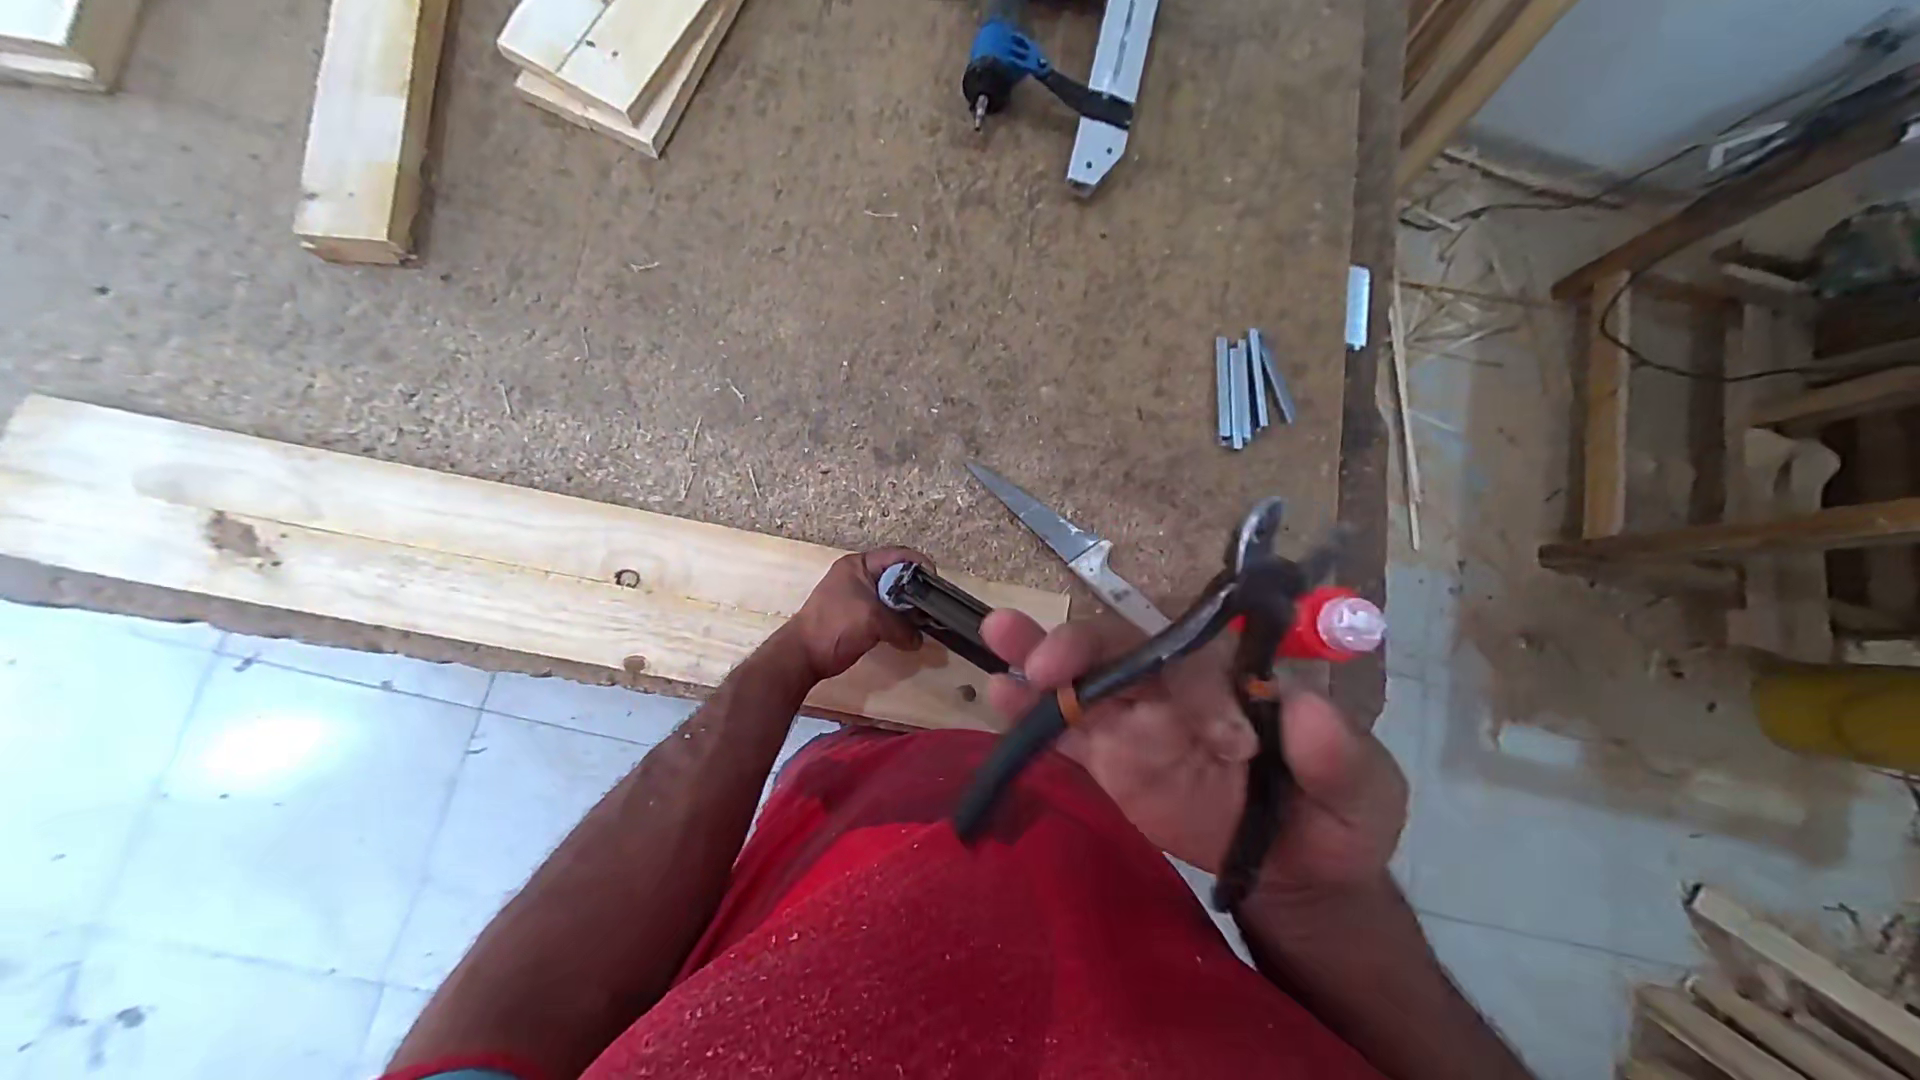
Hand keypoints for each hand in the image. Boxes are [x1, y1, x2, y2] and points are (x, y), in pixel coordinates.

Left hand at [776, 548, 928, 682]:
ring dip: (906, 609)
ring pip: (892, 597)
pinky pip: (885, 614)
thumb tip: (919, 640)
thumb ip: (902, 626)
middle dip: (915, 590)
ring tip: (924, 620)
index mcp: (858, 565)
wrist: (803, 655)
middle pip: (896, 576)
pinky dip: (897, 622)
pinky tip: (909, 633)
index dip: (918, 565)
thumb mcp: (873, 620)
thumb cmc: (835, 626)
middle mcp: (859, 576)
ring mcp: (858, 597)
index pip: (896, 555)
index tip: (936, 582)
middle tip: (933, 604)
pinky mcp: (859, 617)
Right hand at [980, 610, 1406, 897]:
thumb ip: (1341, 755)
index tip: (1203, 731)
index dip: (1180, 679)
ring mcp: (1133, 723)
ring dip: (1036, 662)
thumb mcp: (1366, 792)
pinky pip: (1064, 733)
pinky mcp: (1107, 760)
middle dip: (1078, 647)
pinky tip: (998, 698)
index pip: (1191, 657)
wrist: (1292, 873)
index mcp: (1228, 680)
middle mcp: (1172, 689)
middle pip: (1118, 651)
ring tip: (997, 641)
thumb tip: (1308, 711)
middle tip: (1037, 653)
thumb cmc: (1334, 818)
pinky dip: (1030, 716)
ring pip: (1078, 682)